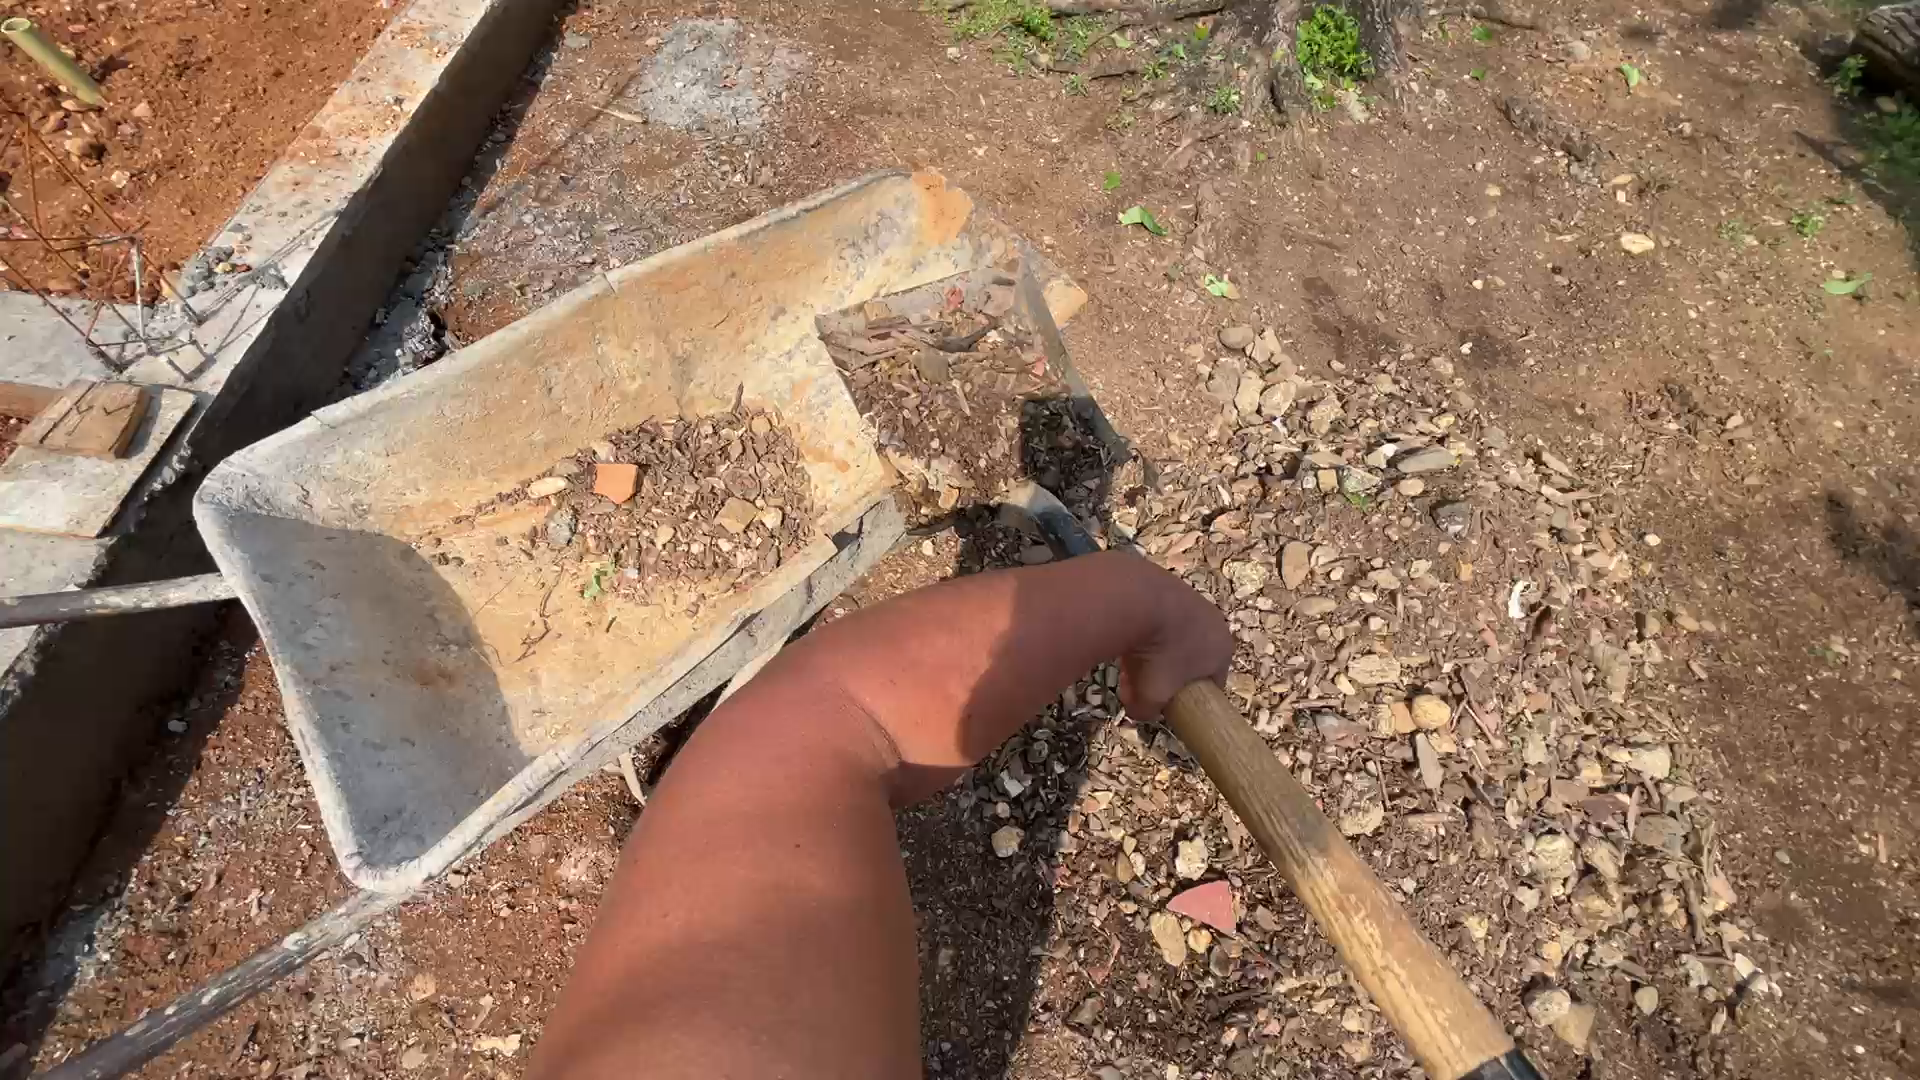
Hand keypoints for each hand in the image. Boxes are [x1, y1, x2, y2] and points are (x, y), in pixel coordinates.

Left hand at [1116, 562, 1232, 720]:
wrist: (1136, 598)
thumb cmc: (1156, 655)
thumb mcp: (1152, 696)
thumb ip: (1147, 711)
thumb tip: (1139, 711)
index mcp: (1222, 651)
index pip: (1211, 684)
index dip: (1187, 700)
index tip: (1166, 705)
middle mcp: (1212, 622)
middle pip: (1187, 660)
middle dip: (1162, 675)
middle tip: (1139, 684)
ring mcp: (1189, 599)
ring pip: (1169, 637)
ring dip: (1149, 652)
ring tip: (1126, 661)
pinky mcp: (1163, 584)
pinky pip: (1153, 615)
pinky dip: (1139, 627)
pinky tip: (1120, 635)